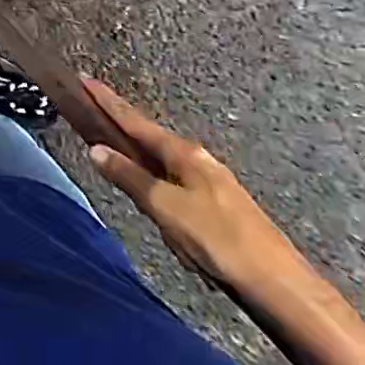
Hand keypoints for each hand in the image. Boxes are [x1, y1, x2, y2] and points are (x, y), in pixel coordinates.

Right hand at [84, 78, 307, 288]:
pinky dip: (162, 200)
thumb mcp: (165, 207)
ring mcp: (209, 182)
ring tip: (141, 204)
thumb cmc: (219, 239)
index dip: (107, 100)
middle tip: (97, 131)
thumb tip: (96, 149)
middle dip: (123, 138)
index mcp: (183, 152)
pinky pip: (176, 194)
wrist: (280, 285)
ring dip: (145, 180)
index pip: (134, 120)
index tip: (84, 79)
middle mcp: (196, 159)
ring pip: (162, 171)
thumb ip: (129, 178)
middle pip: (148, 141)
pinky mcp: (217, 207)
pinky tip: (168, 226)